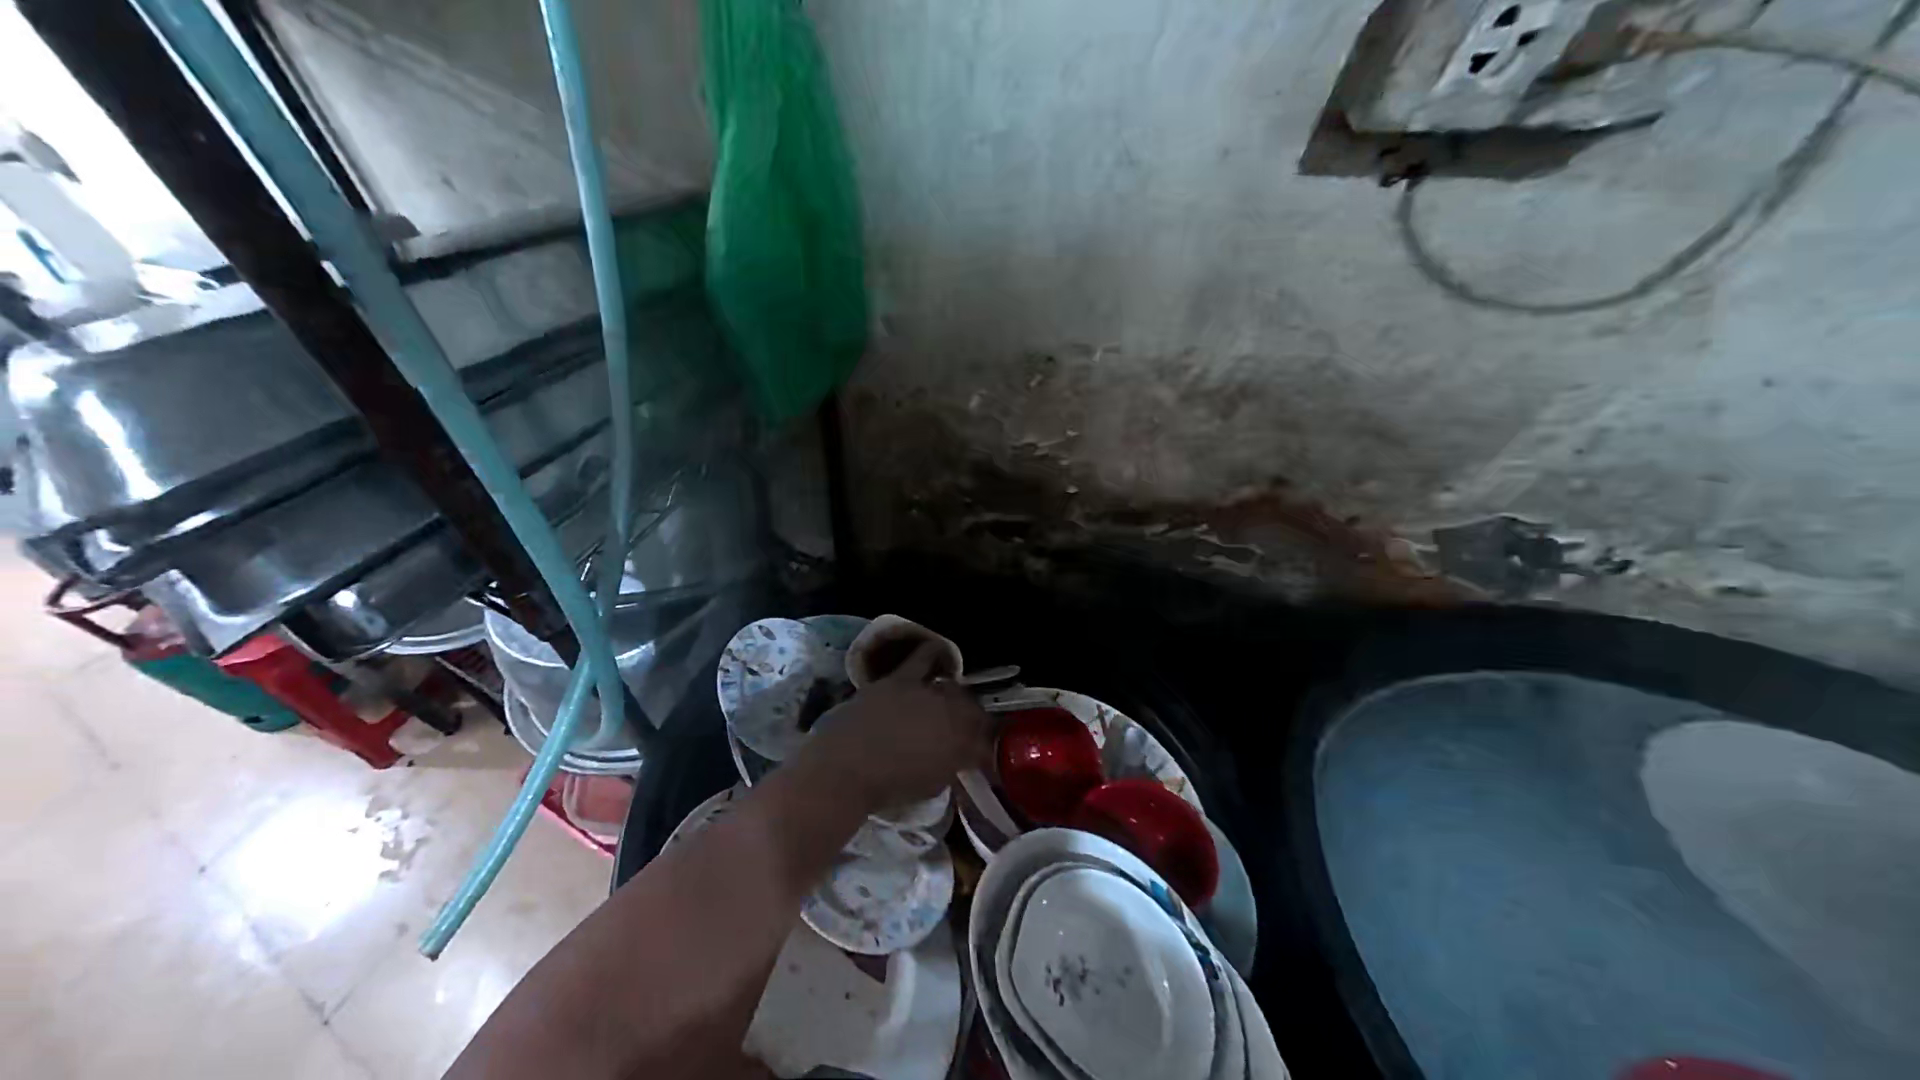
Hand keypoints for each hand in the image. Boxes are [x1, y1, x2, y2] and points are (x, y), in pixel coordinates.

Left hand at [791, 641, 993, 813]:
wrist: (843, 768)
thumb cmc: (887, 788)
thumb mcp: (931, 786)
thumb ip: (952, 766)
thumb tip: (961, 757)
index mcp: (962, 745)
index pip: (986, 739)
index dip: (987, 744)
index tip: (982, 752)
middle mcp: (952, 714)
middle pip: (973, 710)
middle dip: (973, 721)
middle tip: (965, 732)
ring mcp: (926, 692)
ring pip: (954, 687)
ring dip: (955, 696)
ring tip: (949, 702)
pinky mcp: (900, 678)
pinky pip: (923, 657)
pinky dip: (934, 655)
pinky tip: (938, 654)